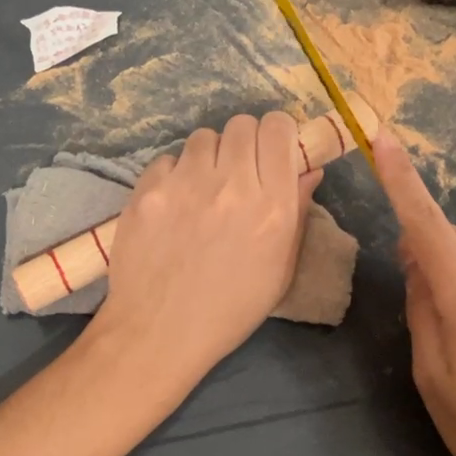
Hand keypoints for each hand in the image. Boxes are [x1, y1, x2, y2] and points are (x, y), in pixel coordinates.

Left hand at [89, 112, 321, 391]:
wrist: (159, 332)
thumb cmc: (230, 308)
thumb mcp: (280, 269)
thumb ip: (296, 212)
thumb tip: (308, 170)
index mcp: (272, 207)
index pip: (278, 129)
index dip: (277, 133)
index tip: (271, 150)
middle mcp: (232, 186)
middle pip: (242, 123)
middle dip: (244, 141)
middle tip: (238, 168)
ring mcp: (185, 184)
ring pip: (203, 136)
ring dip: (208, 155)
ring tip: (202, 187)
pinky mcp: (148, 190)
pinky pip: (167, 159)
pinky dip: (173, 174)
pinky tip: (172, 203)